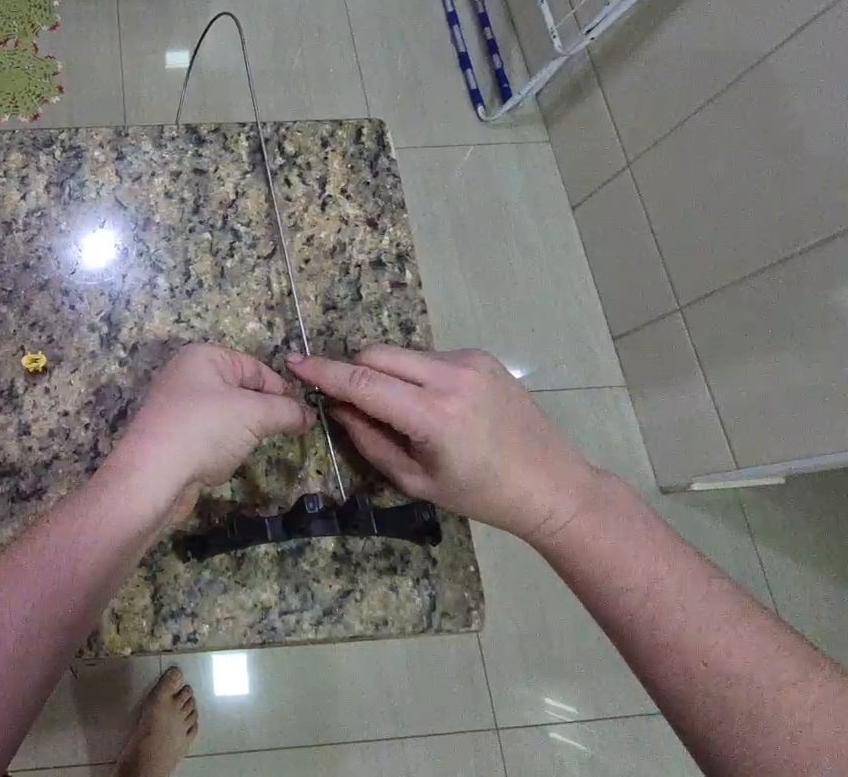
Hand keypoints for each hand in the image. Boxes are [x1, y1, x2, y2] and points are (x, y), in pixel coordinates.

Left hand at [109, 344, 315, 510]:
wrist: (153, 476)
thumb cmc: (204, 430)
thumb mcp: (254, 414)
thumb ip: (285, 411)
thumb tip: (308, 415)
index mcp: (204, 357)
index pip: (255, 367)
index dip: (280, 390)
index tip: (302, 415)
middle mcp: (188, 375)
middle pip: (241, 390)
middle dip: (262, 413)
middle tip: (281, 432)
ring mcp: (178, 406)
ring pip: (227, 414)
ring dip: (242, 433)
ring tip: (246, 447)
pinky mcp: (174, 435)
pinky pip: (209, 434)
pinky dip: (222, 447)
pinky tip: (221, 462)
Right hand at [288, 346, 600, 544]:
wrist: (553, 485)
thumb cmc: (480, 495)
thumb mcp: (415, 480)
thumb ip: (369, 439)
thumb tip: (337, 405)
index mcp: (434, 416)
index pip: (363, 383)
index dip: (324, 372)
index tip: (295, 363)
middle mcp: (451, 378)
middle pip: (376, 355)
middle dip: (352, 371)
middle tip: (348, 400)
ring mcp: (469, 361)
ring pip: (400, 353)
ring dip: (385, 374)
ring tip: (401, 410)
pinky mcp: (480, 356)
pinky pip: (426, 357)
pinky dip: (413, 374)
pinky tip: (433, 404)